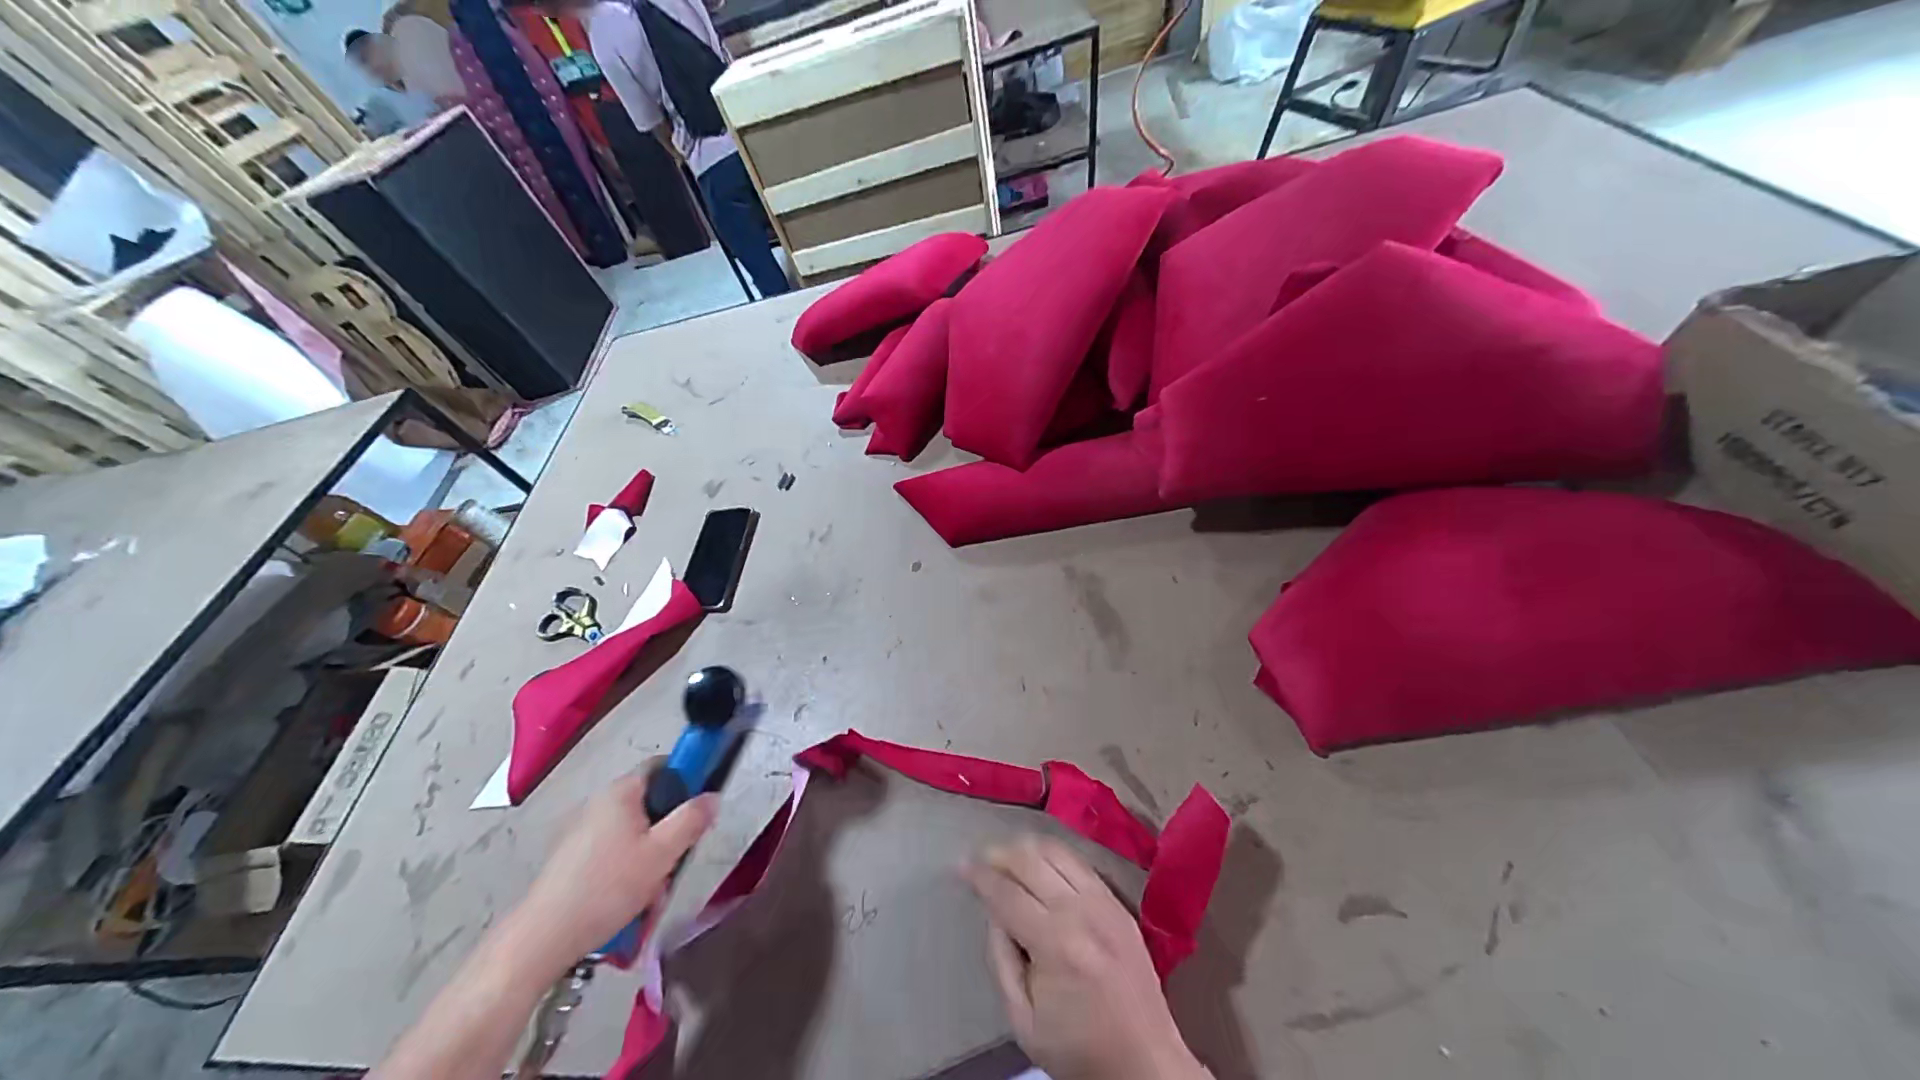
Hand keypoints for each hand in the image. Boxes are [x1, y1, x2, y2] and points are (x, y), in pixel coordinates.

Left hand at [515, 773, 716, 972]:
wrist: (544, 937)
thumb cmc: (608, 887)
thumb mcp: (663, 852)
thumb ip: (692, 819)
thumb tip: (712, 797)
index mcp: (621, 792)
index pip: (663, 765)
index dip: (688, 778)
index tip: (700, 806)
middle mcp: (600, 802)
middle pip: (651, 802)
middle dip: (669, 830)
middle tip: (677, 858)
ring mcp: (583, 830)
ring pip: (635, 832)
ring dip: (651, 855)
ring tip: (653, 888)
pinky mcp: (573, 857)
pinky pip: (615, 851)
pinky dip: (629, 869)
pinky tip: (630, 898)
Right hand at [964, 838, 1207, 1079]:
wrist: (1145, 1062)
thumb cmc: (1078, 1049)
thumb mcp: (1023, 1021)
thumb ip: (1002, 960)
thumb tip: (993, 913)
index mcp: (1056, 944)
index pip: (1007, 893)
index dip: (979, 876)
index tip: (960, 866)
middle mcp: (1082, 912)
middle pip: (1031, 860)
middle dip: (999, 854)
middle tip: (980, 859)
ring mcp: (1106, 902)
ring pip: (1058, 851)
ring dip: (1026, 847)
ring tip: (1006, 857)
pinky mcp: (1120, 904)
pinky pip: (1080, 862)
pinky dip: (1054, 855)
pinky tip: (1041, 863)